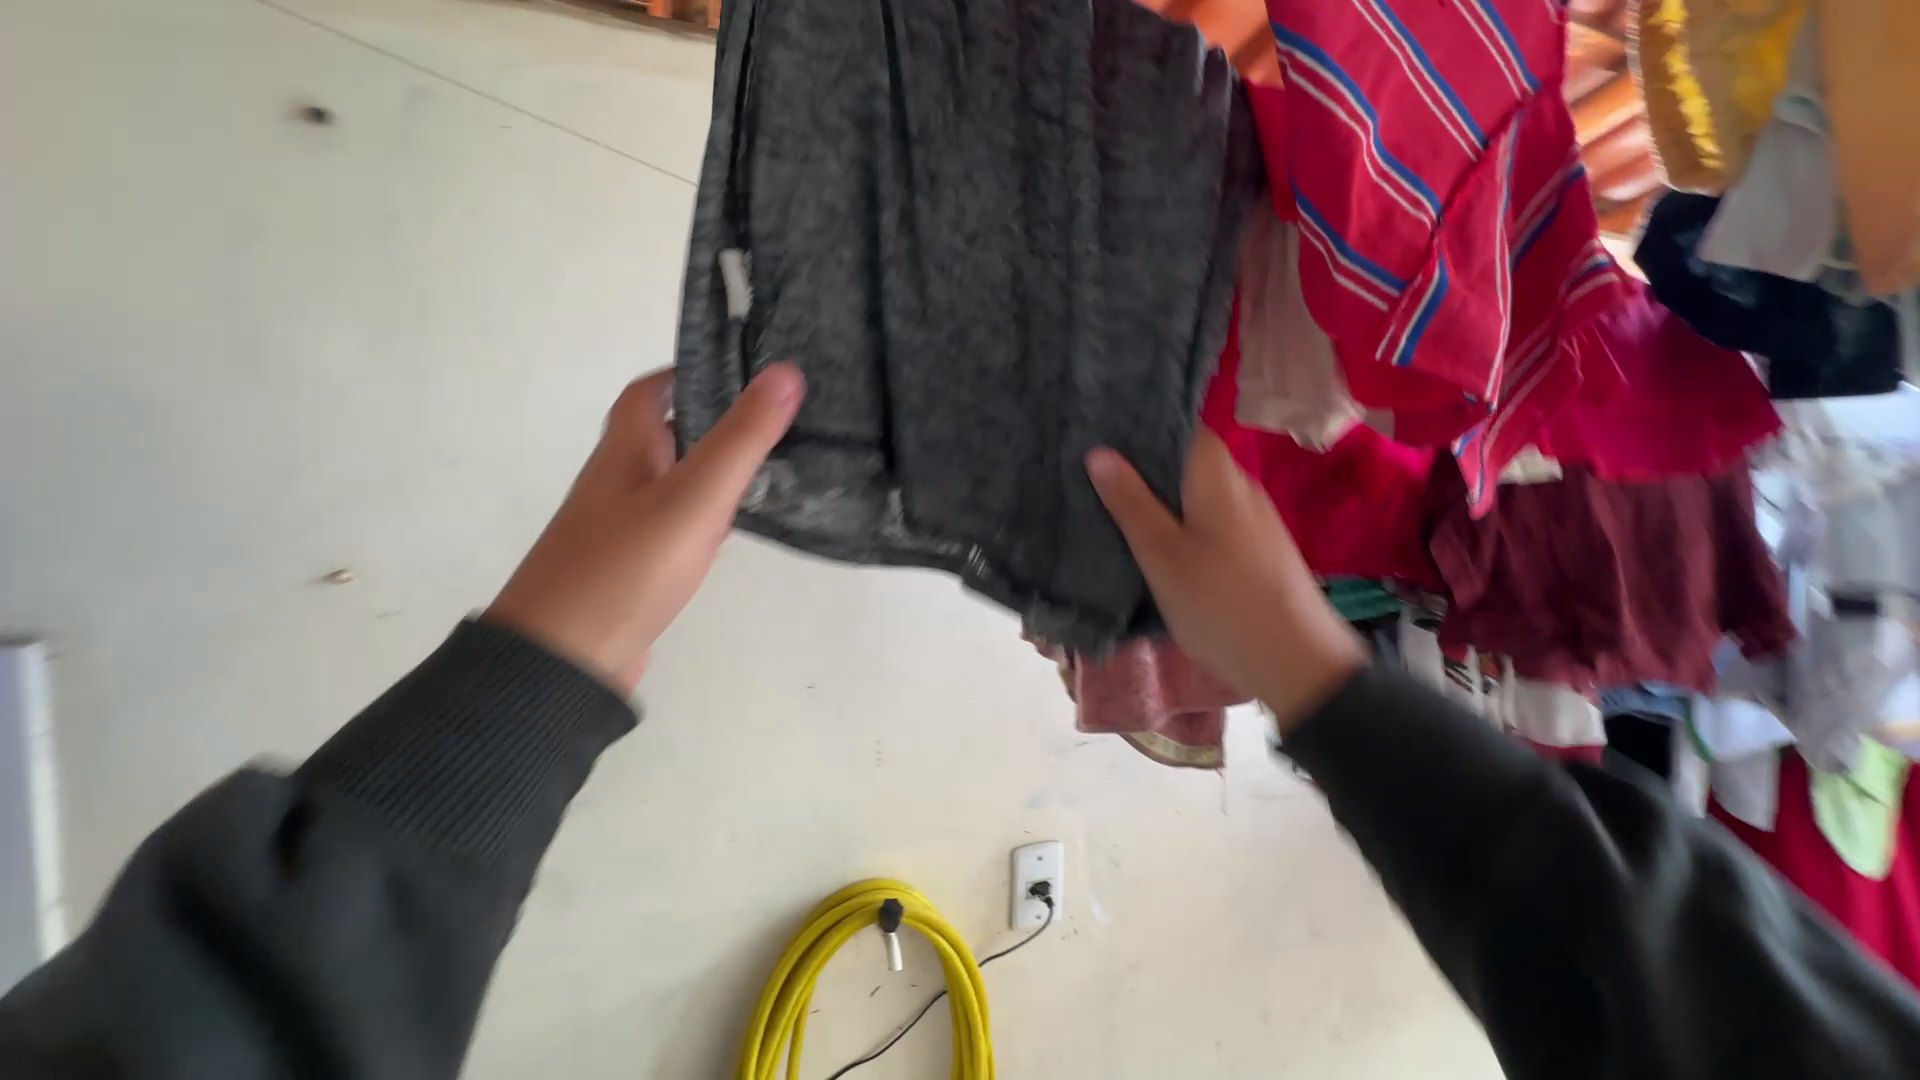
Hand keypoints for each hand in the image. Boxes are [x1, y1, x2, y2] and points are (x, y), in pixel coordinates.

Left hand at [485, 364, 804, 694]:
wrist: (564, 660)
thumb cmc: (628, 567)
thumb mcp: (694, 497)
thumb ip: (742, 438)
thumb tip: (787, 372)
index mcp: (623, 453)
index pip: (648, 392)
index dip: (686, 373)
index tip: (739, 372)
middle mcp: (617, 482)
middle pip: (664, 435)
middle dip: (711, 421)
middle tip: (771, 420)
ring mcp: (621, 529)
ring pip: (672, 482)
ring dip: (711, 470)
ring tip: (771, 467)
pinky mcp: (631, 569)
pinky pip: (674, 526)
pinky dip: (705, 517)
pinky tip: (733, 530)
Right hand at [1086, 431, 1366, 732]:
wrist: (1296, 662)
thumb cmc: (1219, 601)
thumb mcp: (1162, 554)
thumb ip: (1131, 503)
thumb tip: (1100, 451)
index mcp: (1218, 477)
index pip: (1185, 429)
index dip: (1147, 430)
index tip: (1107, 440)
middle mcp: (1243, 487)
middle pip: (1194, 461)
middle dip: (1152, 468)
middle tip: (1102, 481)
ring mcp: (1258, 520)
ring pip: (1205, 493)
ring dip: (1170, 499)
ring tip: (1125, 512)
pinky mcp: (1263, 550)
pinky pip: (1218, 520)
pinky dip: (1190, 523)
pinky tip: (1167, 546)